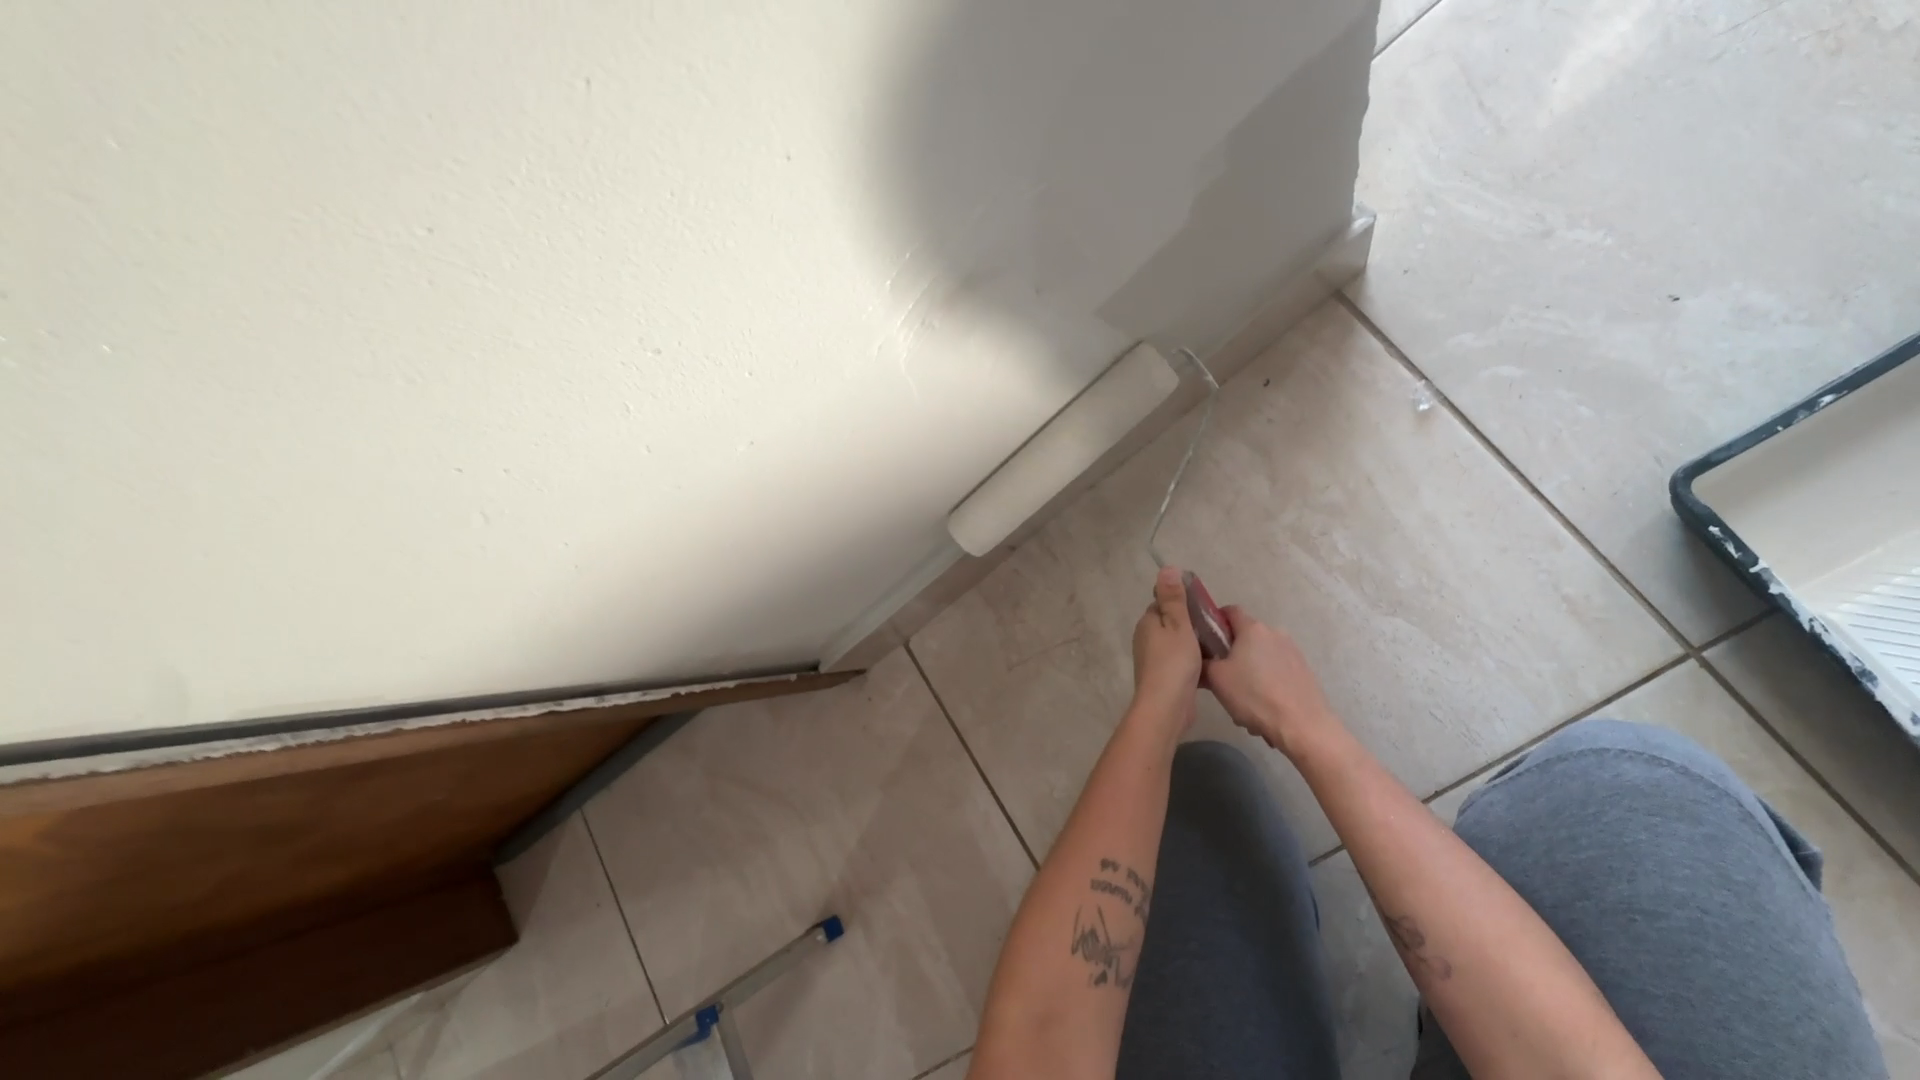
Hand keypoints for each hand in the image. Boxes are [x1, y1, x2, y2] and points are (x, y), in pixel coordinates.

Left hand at [1130, 567, 1202, 726]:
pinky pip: (1179, 661)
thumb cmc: (1174, 661)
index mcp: (1148, 622)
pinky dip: (1192, 661)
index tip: (1205, 609)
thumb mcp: (1178, 624)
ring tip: (1217, 645)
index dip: (1184, 603)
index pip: (1164, 603)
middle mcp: (1146, 638)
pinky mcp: (1162, 676)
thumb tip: (1167, 568)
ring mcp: (1152, 659)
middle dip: (1191, 624)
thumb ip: (1174, 598)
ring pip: (1176, 643)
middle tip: (1215, 628)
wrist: (1166, 706)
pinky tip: (1209, 665)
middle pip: (1171, 624)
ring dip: (1193, 643)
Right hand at [1202, 607, 1340, 757]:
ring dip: (1250, 673)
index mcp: (1253, 628)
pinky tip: (1263, 708)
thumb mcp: (1216, 679)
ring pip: (1261, 657)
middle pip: (1246, 637)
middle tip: (1222, 679)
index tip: (1205, 640)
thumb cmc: (1254, 695)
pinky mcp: (1304, 670)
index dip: (1214, 620)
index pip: (1229, 610)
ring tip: (1244, 701)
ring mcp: (1293, 651)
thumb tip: (1200, 659)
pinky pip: (1276, 672)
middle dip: (1232, 655)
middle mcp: (1275, 633)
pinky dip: (1267, 684)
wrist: (1302, 724)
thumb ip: (1203, 663)